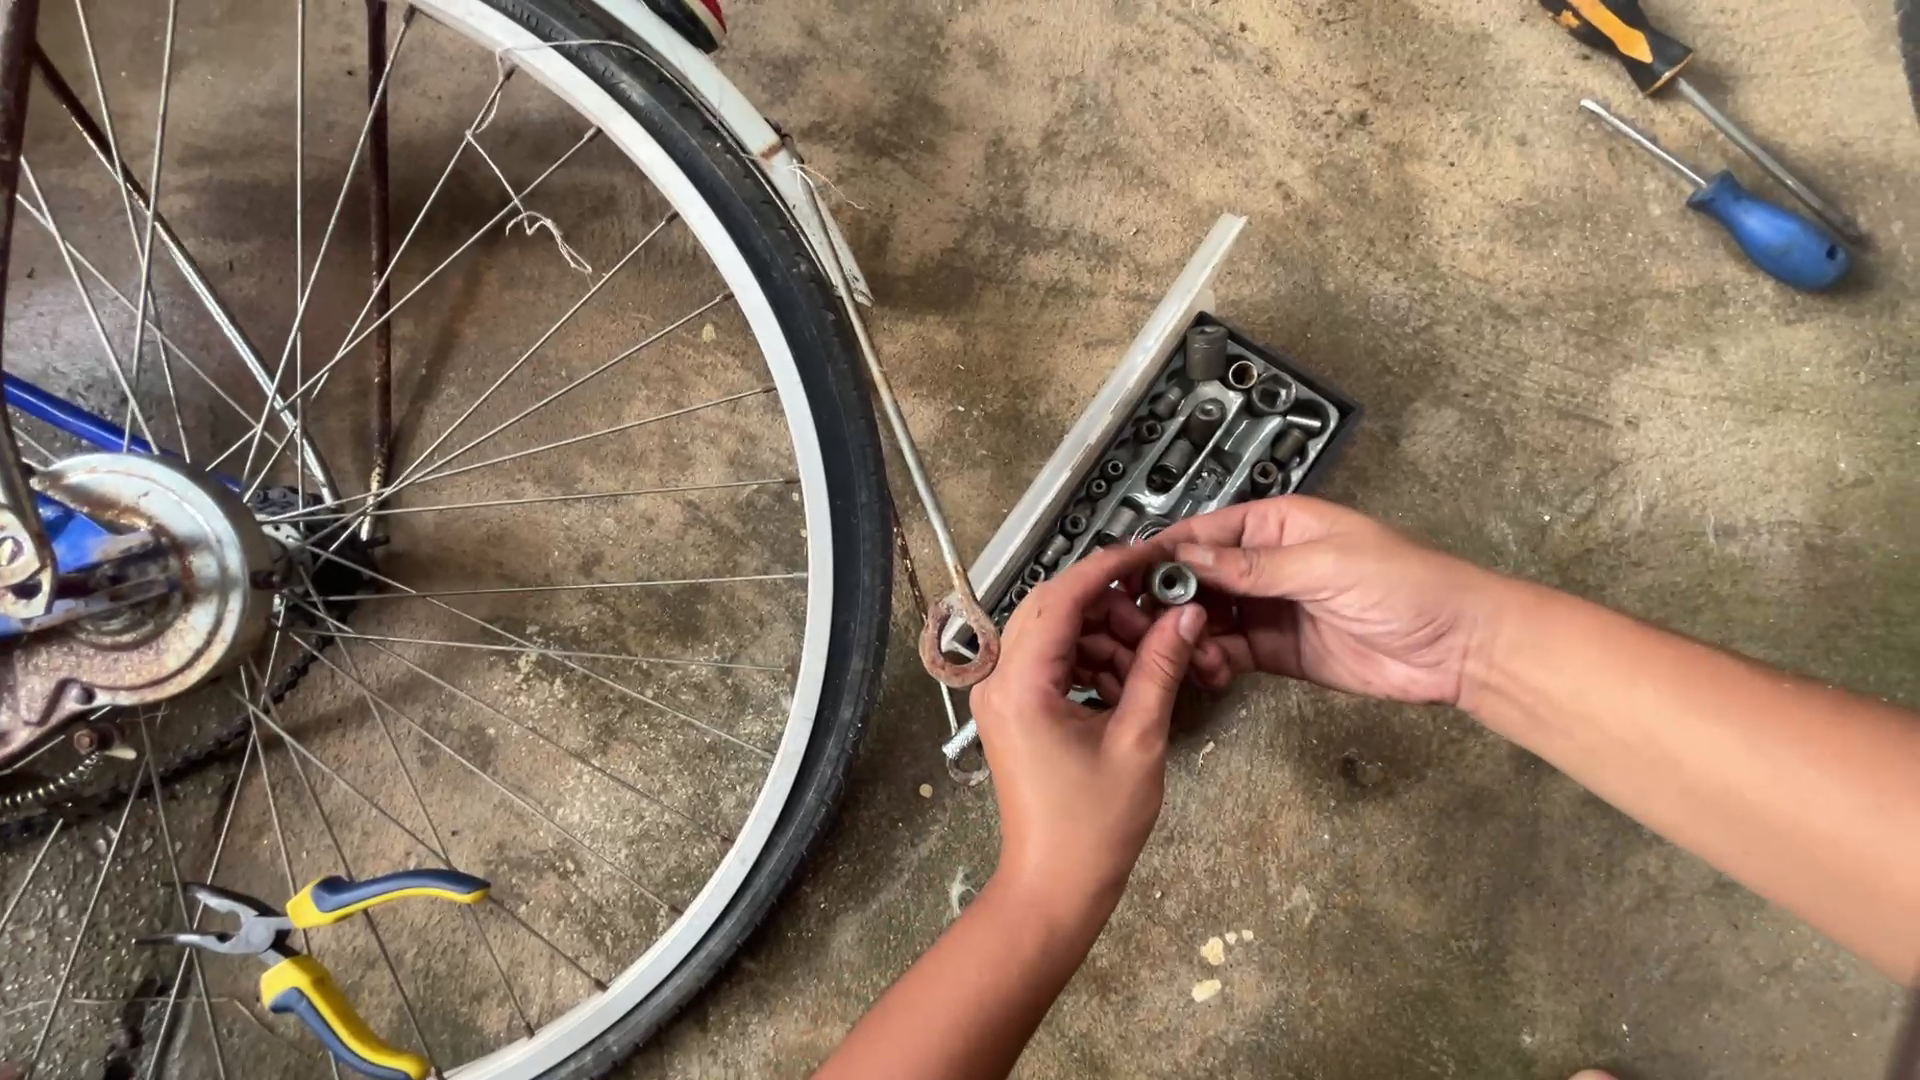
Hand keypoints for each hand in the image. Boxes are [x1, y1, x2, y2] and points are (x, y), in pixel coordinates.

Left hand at [971, 540, 1206, 921]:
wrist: (1054, 885)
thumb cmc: (1093, 827)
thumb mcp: (1138, 740)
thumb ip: (1159, 668)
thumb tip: (1186, 615)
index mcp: (1020, 683)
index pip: (1062, 596)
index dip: (1108, 567)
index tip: (1148, 555)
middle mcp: (998, 678)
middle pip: (1054, 607)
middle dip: (1110, 607)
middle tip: (1157, 624)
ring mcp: (1000, 692)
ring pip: (1054, 631)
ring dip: (1102, 636)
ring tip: (1145, 667)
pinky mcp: (1012, 706)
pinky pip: (1050, 659)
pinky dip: (1088, 660)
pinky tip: (1123, 685)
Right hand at [1157, 495, 1516, 705]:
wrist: (1459, 648)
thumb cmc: (1406, 585)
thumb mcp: (1325, 565)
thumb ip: (1252, 564)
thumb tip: (1187, 555)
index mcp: (1275, 525)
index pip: (1204, 533)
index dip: (1164, 551)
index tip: (1128, 573)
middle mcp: (1263, 563)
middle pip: (1196, 576)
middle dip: (1168, 598)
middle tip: (1144, 624)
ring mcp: (1266, 608)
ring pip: (1205, 617)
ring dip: (1188, 634)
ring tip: (1181, 651)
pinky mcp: (1273, 649)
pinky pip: (1226, 651)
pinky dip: (1210, 661)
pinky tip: (1209, 670)